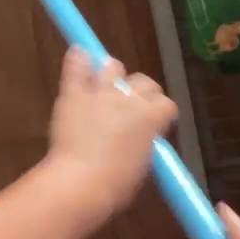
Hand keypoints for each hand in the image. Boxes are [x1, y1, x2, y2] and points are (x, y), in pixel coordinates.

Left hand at [41, 49, 176, 220]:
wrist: (81, 181)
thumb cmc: (117, 183)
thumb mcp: (143, 163)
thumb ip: (144, 141)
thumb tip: (140, 138)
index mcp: (154, 116)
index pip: (165, 103)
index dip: (157, 112)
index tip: (149, 124)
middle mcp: (130, 97)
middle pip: (143, 81)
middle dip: (139, 92)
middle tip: (127, 108)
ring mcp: (101, 92)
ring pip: (112, 67)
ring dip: (110, 75)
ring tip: (103, 88)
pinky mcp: (74, 94)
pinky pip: (77, 66)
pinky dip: (78, 60)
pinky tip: (78, 54)